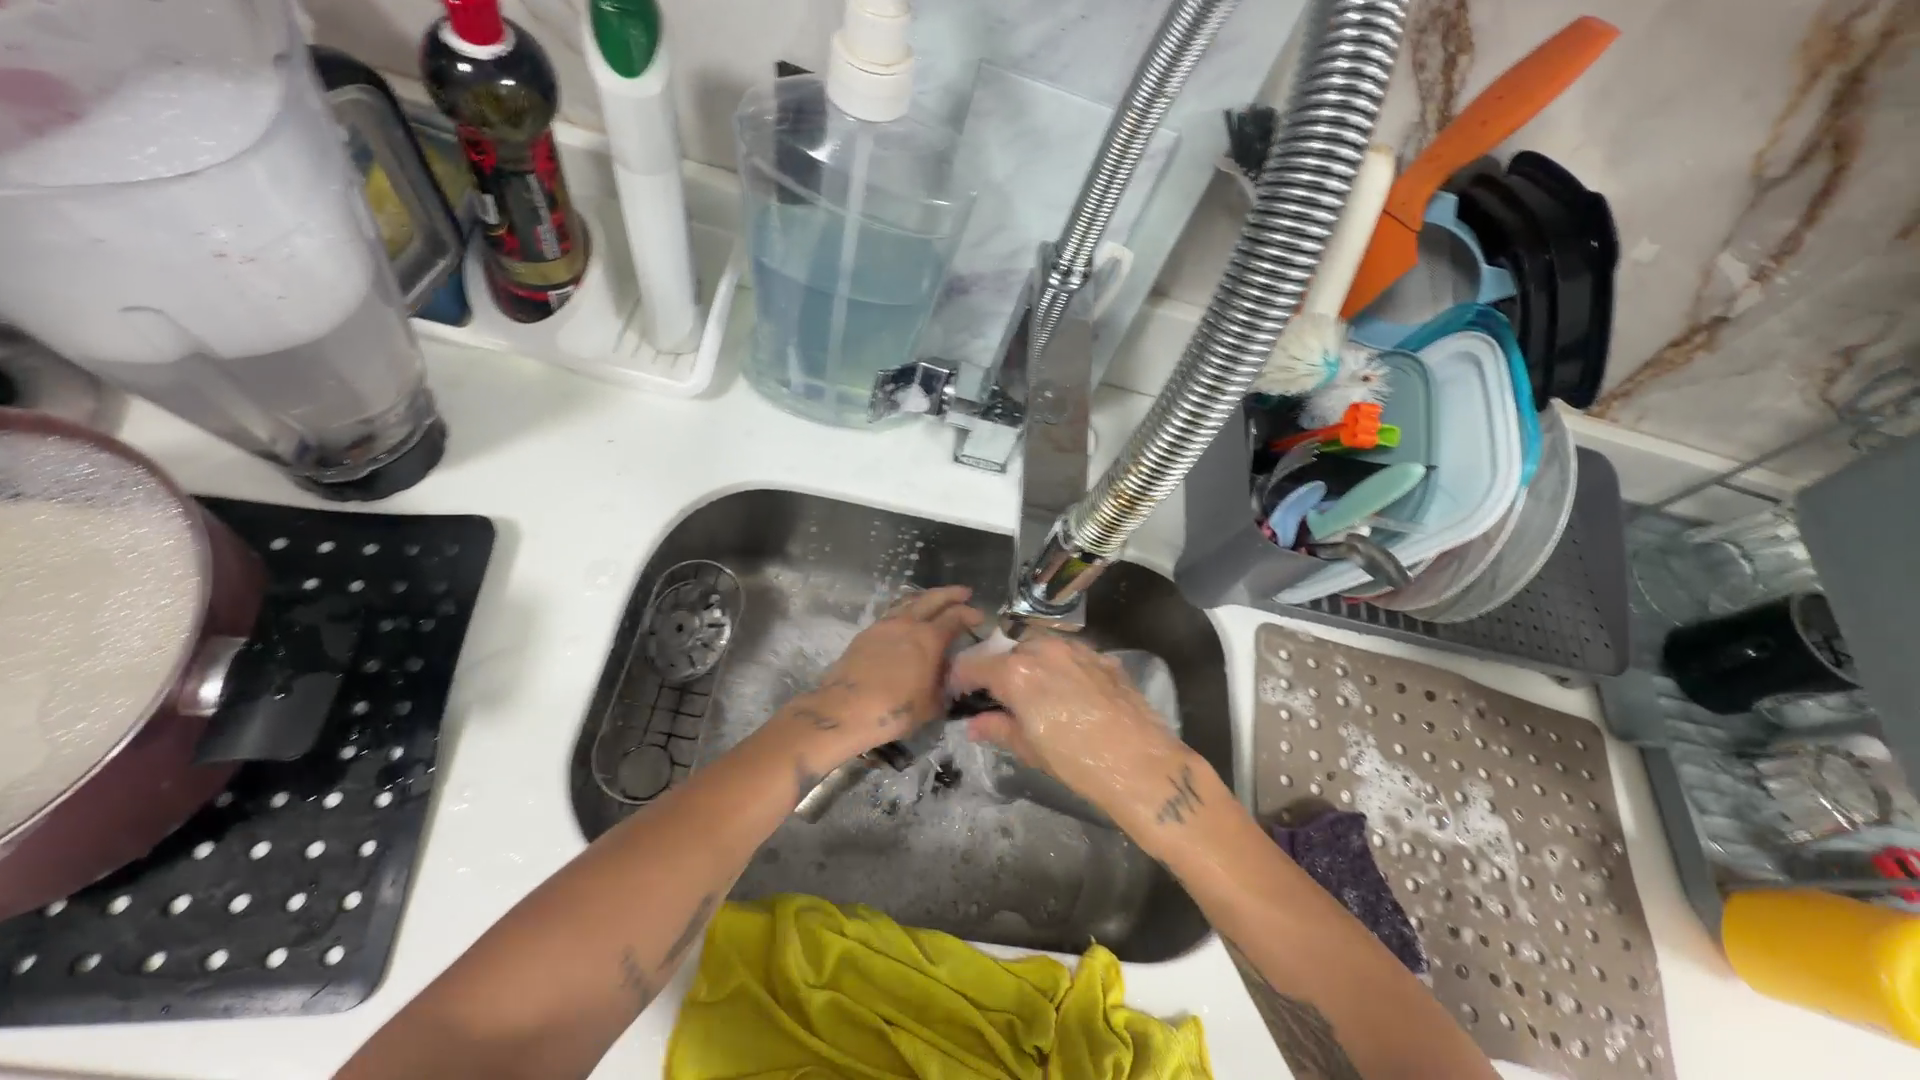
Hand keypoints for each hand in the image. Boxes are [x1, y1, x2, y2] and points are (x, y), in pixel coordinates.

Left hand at [775, 586, 983, 758]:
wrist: (846, 709)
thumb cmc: (895, 710)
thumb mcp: (932, 704)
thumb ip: (945, 686)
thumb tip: (951, 677)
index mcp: (929, 638)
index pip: (956, 617)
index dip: (970, 614)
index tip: (980, 616)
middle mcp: (908, 624)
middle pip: (933, 598)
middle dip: (951, 594)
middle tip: (964, 593)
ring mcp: (884, 625)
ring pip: (909, 601)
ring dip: (926, 597)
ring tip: (935, 599)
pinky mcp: (866, 633)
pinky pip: (892, 612)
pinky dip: (906, 608)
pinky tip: (907, 618)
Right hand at [949, 634, 1200, 830]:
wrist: (1139, 762)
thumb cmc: (1076, 760)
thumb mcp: (1029, 748)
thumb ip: (997, 729)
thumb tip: (974, 724)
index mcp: (1016, 672)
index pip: (974, 666)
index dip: (959, 680)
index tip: (957, 694)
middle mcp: (1044, 650)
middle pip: (1008, 651)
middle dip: (997, 670)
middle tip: (998, 698)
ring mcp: (1077, 649)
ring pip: (1041, 647)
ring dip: (1030, 664)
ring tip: (1034, 694)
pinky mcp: (1104, 657)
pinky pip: (1071, 655)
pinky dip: (1061, 668)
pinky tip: (1069, 694)